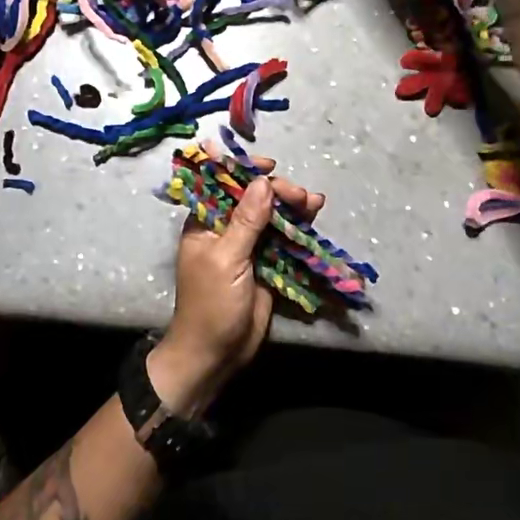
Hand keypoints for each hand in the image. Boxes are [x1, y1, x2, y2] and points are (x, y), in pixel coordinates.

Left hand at [150, 159, 324, 415]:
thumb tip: (262, 182)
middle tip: (300, 196)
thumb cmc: (211, 304)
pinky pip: (283, 238)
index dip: (243, 170)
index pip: (221, 184)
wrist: (216, 353)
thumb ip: (247, 221)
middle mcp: (225, 229)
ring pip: (271, 216)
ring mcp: (247, 246)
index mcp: (205, 223)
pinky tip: (314, 217)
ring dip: (292, 207)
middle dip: (276, 191)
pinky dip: (298, 228)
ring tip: (314, 202)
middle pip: (253, 198)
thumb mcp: (227, 260)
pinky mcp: (265, 263)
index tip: (269, 166)